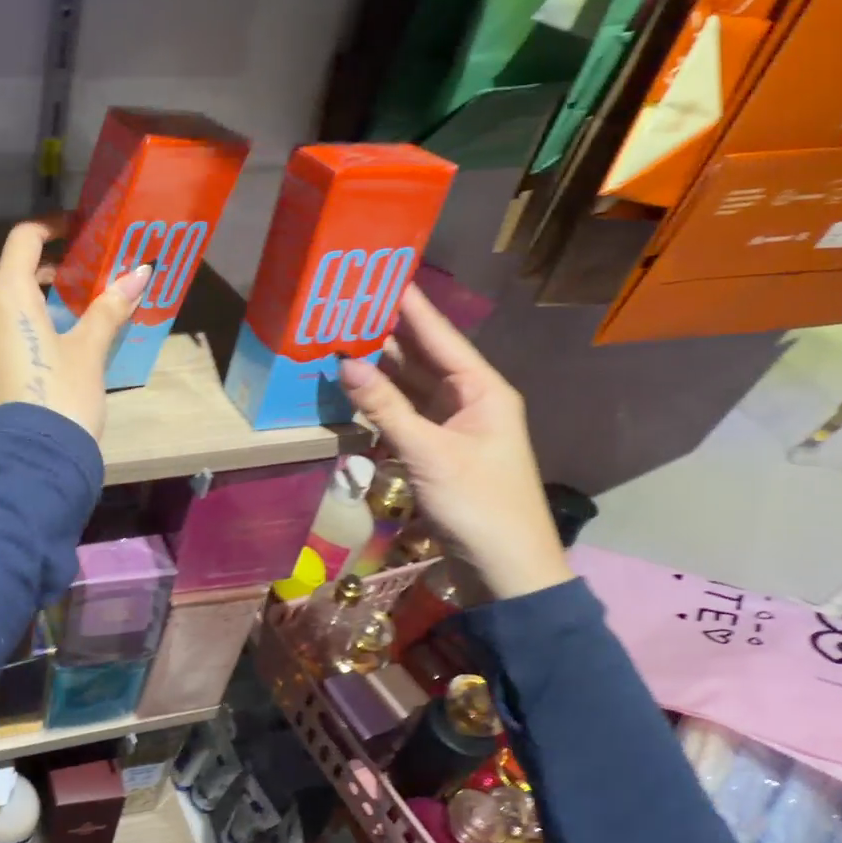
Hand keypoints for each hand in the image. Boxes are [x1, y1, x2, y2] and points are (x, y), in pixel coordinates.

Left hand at [0, 221, 150, 439]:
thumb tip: (139, 273)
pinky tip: (22, 360)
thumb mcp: (89, 353)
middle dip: (23, 267)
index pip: (21, 241)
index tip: (70, 232)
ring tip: (44, 321)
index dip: (47, 229)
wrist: (24, 465)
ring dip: (7, 301)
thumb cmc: (62, 399)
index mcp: (8, 299)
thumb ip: (109, 309)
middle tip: (58, 281)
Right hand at [337, 285, 571, 601]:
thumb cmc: (479, 505)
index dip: (408, 305)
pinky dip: (377, 398)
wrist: (506, 570)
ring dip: (376, 364)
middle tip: (342, 303)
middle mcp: (467, 398)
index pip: (438, 335)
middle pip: (420, 354)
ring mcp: (450, 423)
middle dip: (383, 330)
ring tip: (335, 334)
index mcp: (481, 390)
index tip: (378, 272)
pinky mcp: (435, 446)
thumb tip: (344, 362)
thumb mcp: (429, 453)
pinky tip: (348, 384)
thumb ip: (385, 407)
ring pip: (407, 382)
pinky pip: (402, 410)